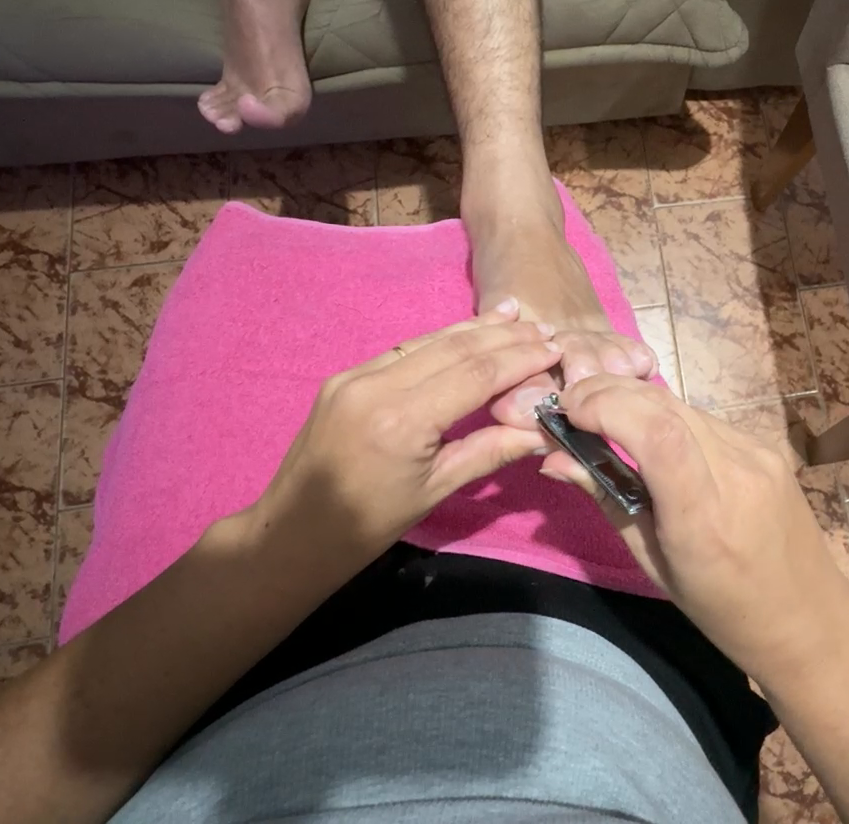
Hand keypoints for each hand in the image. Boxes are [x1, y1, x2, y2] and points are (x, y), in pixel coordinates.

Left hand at [247, 300, 560, 573]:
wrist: (293, 534)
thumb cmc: (370, 524)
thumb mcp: (437, 489)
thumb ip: (491, 450)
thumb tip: (543, 429)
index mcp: (403, 421)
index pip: (475, 375)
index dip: (519, 359)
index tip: (555, 349)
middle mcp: (377, 386)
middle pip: (455, 349)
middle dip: (504, 337)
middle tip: (545, 329)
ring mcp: (356, 375)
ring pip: (429, 341)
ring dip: (476, 328)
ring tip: (515, 315)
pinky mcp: (346, 376)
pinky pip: (405, 350)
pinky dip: (443, 339)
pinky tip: (469, 331)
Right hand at [539, 376, 848, 679]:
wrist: (807, 616)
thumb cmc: (721, 609)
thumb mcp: (653, 564)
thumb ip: (608, 501)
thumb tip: (555, 456)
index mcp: (705, 517)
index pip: (660, 434)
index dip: (609, 408)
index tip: (568, 410)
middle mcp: (737, 473)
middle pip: (667, 406)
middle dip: (610, 392)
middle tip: (571, 401)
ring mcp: (759, 453)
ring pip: (684, 406)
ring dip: (635, 399)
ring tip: (599, 409)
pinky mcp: (768, 446)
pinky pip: (706, 420)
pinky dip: (667, 415)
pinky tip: (648, 429)